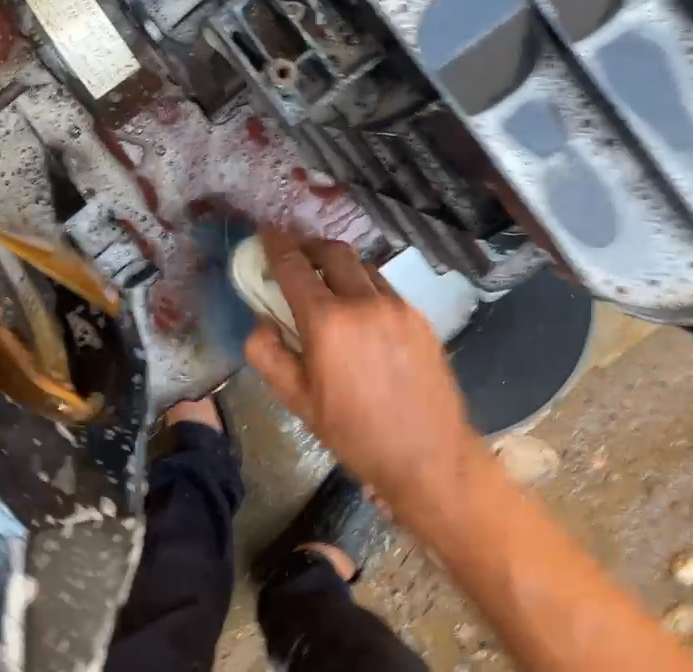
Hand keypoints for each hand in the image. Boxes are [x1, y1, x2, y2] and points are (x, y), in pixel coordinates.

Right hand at [245, 232, 486, 516]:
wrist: (430, 459)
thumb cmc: (355, 434)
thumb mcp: (297, 401)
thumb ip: (267, 354)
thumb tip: (261, 321)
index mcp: (328, 322)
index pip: (294, 265)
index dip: (275, 244)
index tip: (265, 233)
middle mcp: (364, 303)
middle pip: (333, 251)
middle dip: (309, 245)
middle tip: (295, 254)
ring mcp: (398, 308)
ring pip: (363, 267)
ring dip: (339, 266)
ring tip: (327, 286)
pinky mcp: (421, 319)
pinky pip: (385, 289)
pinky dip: (364, 288)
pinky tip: (360, 314)